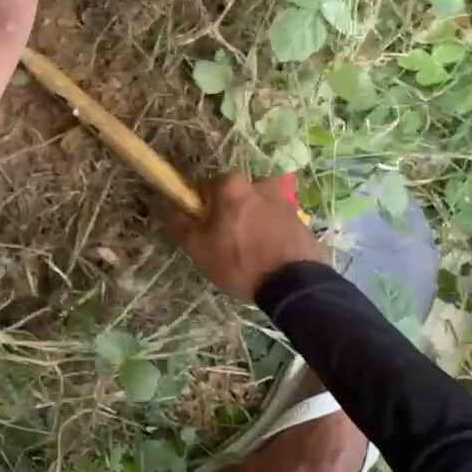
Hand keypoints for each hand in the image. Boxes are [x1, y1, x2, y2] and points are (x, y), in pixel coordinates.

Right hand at [167, 173, 325, 298]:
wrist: (296, 286)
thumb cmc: (239, 261)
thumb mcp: (198, 248)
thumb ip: (179, 224)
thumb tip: (169, 208)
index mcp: (231, 185)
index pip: (206, 188)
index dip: (202, 209)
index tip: (205, 229)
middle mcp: (259, 185)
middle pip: (235, 197)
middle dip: (230, 214)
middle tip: (227, 242)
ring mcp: (285, 202)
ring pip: (257, 209)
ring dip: (252, 224)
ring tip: (250, 253)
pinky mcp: (302, 221)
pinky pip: (277, 223)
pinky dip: (271, 235)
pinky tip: (268, 258)